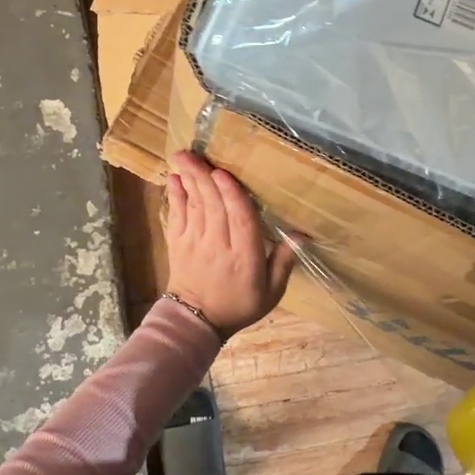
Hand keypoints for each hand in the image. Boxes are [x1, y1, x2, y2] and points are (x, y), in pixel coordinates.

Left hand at [163, 151, 297, 335]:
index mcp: (245, 257)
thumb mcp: (271, 291)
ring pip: (194, 207)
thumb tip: (301, 234)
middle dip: (203, 178)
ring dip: (188, 180)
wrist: (197, 322)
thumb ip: (284, 261)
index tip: (224, 174)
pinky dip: (175, 197)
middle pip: (213, 207)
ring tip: (183, 157)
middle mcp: (219, 246)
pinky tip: (174, 179)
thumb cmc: (239, 304)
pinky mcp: (177, 244)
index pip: (240, 221)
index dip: (232, 196)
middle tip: (195, 152)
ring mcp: (195, 244)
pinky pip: (176, 216)